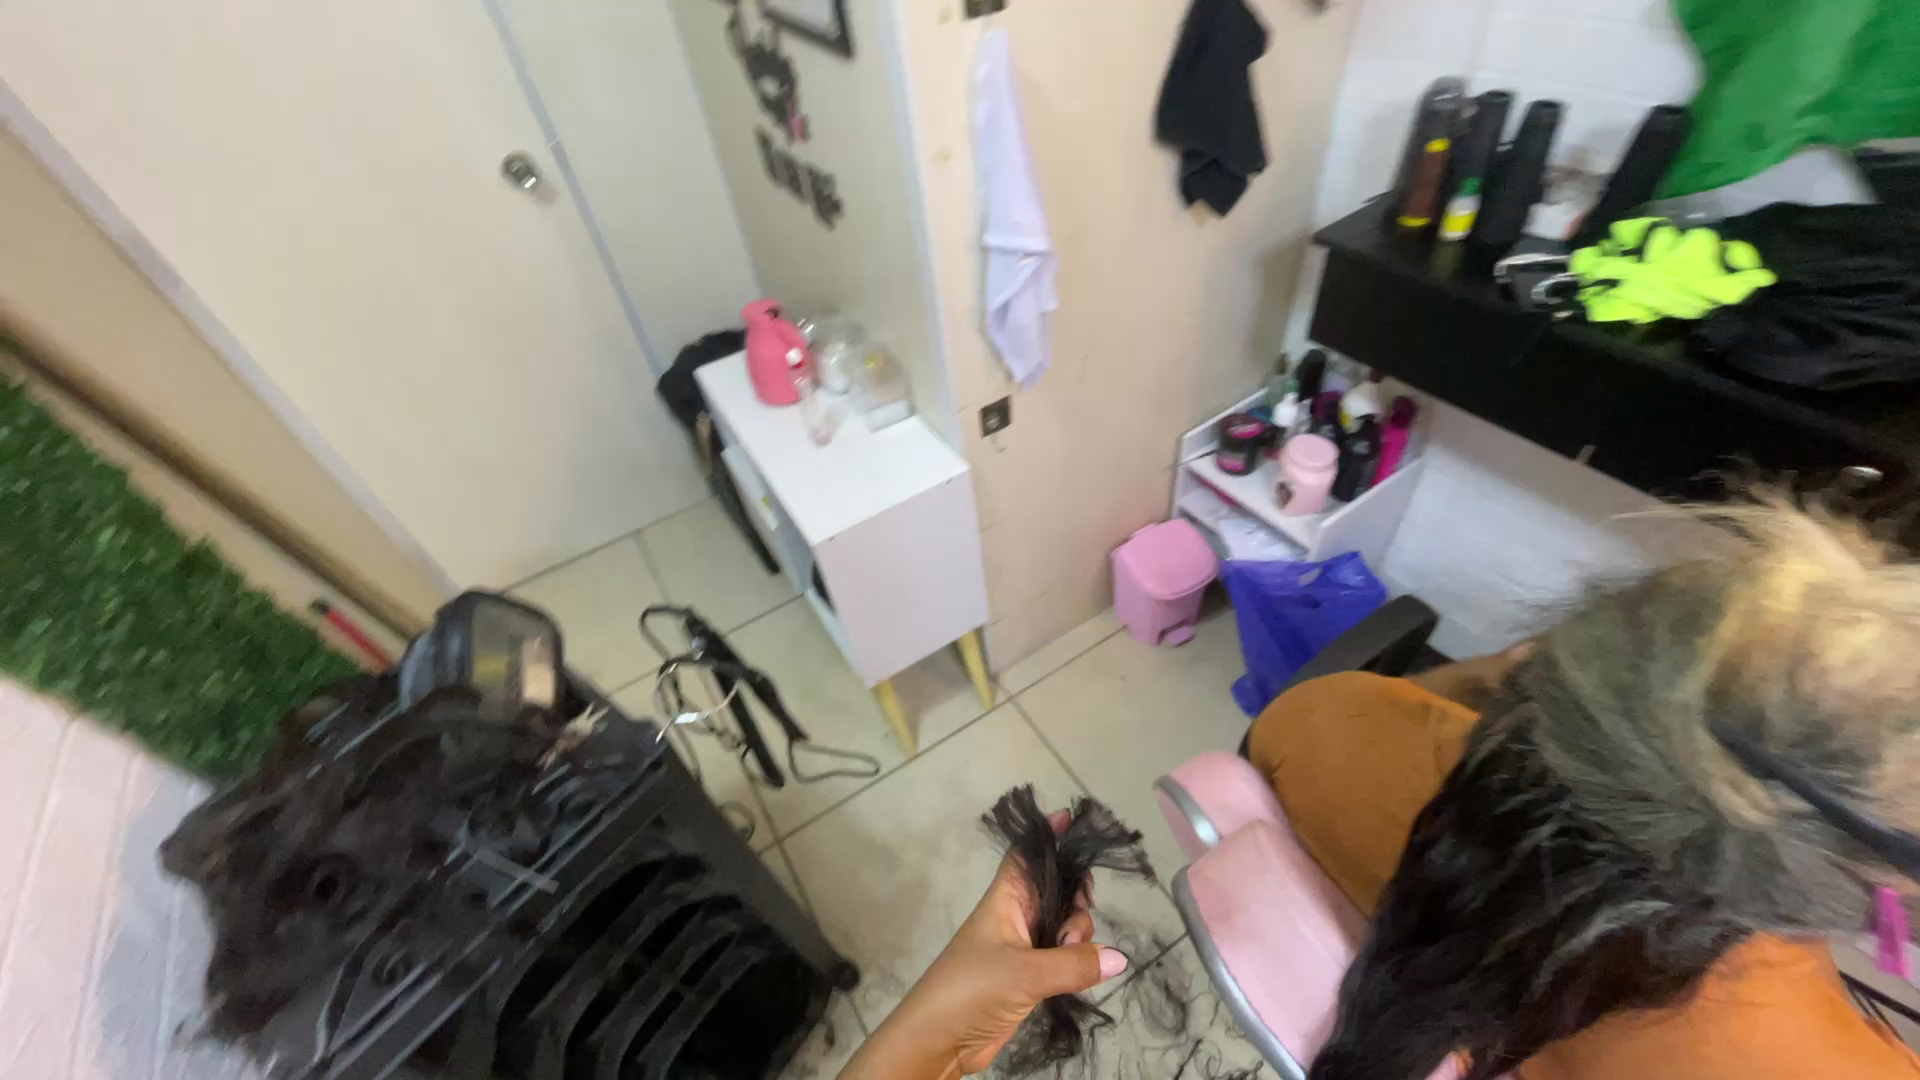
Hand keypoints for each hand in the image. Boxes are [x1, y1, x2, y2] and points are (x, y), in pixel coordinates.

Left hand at [839, 812, 1130, 1078]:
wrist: (940, 1039)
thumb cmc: (972, 988)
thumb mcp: (1025, 973)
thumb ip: (1073, 965)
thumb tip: (1119, 957)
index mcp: (1006, 897)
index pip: (1027, 854)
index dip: (1047, 836)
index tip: (1071, 819)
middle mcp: (1016, 915)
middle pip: (1056, 888)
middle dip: (1076, 894)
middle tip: (1081, 912)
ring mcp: (1023, 946)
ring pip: (1063, 923)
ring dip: (1077, 934)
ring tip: (1071, 950)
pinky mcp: (1029, 976)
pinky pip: (1062, 955)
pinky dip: (1076, 959)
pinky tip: (1087, 969)